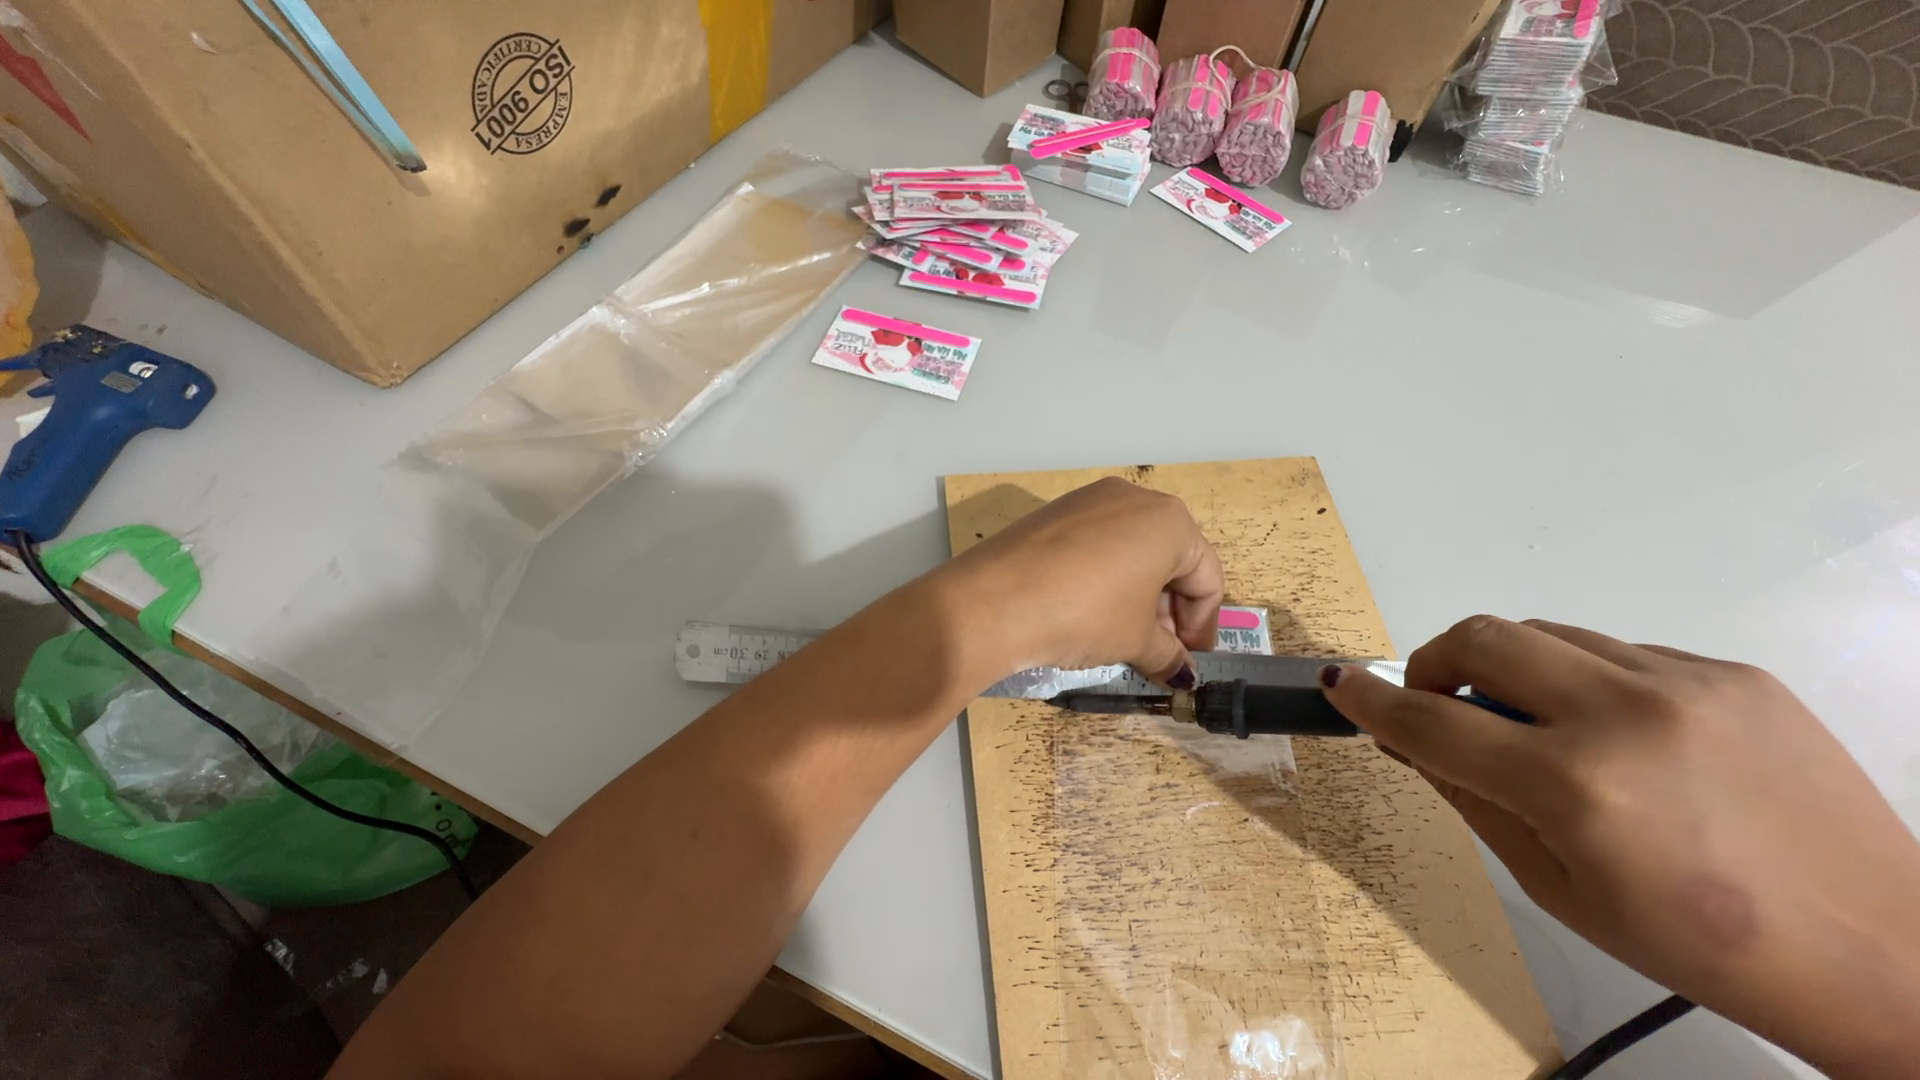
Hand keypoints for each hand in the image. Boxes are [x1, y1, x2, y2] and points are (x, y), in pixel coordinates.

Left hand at [940, 477, 1223, 685]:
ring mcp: (1090, 500)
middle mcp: (1134, 499)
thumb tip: (1184, 674)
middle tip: (1159, 652)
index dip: (1203, 626)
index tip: (1190, 660)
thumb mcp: (1135, 640)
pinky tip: (1089, 612)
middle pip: (1170, 559)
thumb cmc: (1084, 615)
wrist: (994, 601)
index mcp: (1170, 521)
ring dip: (1138, 596)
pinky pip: (1098, 545)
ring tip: (1124, 637)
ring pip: (1132, 551)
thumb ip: (1168, 655)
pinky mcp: (1055, 512)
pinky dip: (1106, 578)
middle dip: (1169, 610)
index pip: (1206, 578)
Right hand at [1321, 617, 1919, 1076]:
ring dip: (1511, 668)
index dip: (1373, 701)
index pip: (1433, 722)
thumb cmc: (1696, 942)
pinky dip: (1584, 681)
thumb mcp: (1555, 886)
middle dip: (1436, 662)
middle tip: (1440, 702)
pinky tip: (1620, 736)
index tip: (1341, 683)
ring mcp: (1687, 684)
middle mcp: (1626, 715)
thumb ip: (1472, 796)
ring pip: (1547, 633)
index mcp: (1575, 786)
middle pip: (1483, 637)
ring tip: (1537, 724)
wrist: (1887, 953)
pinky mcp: (1734, 673)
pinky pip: (1618, 652)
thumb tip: (1414, 739)